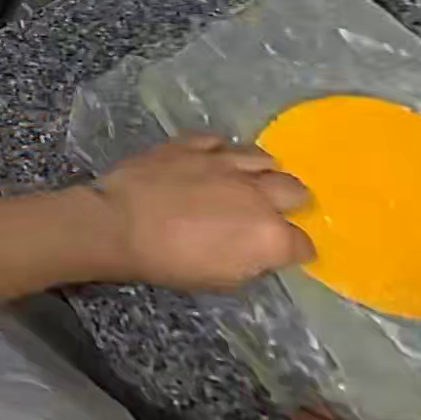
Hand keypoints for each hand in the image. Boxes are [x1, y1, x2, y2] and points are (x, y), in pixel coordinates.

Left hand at [94, 132, 314, 291]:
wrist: (118, 223)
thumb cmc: (167, 261)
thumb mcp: (223, 279)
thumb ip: (253, 261)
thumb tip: (260, 250)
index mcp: (270, 235)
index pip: (302, 244)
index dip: (291, 248)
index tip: (279, 250)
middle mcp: (255, 194)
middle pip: (294, 191)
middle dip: (287, 202)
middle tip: (268, 209)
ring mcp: (221, 164)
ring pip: (261, 157)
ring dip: (260, 170)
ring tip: (245, 179)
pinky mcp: (188, 145)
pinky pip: (215, 140)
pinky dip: (217, 150)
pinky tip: (210, 159)